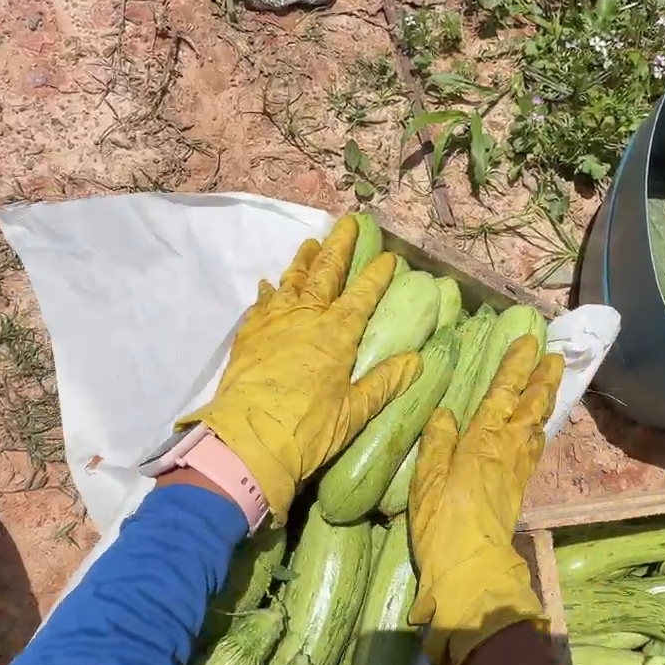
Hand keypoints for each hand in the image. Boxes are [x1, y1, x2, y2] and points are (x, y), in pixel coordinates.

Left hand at [178, 215, 421, 521]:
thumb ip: (384, 382)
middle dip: (339, 247)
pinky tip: (269, 284)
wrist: (247, 440)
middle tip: (348, 223)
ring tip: (311, 243)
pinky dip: (268, 291)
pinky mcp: (249, 335)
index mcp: (337, 333)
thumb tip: (417, 361)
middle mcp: (307, 317)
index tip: (390, 256)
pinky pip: (261, 304)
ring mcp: (274, 323)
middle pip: (325, 273)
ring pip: (291, 281)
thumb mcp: (355, 411)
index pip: (363, 294)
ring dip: (303, 261)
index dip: (377, 274)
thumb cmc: (308, 428)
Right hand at [406, 336, 564, 664]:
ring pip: (536, 425)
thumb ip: (438, 442)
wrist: (469, 566)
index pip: (503, 394)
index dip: (516, 367)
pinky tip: (537, 427)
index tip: (529, 342)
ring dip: (545, 401)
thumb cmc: (442, 522)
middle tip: (555, 356)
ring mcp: (516, 469)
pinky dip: (539, 428)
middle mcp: (506, 449)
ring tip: (552, 382)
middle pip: (531, 407)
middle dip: (543, 379)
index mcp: (483, 440)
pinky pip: (533, 448)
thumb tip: (447, 413)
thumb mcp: (429, 478)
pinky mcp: (518, 487)